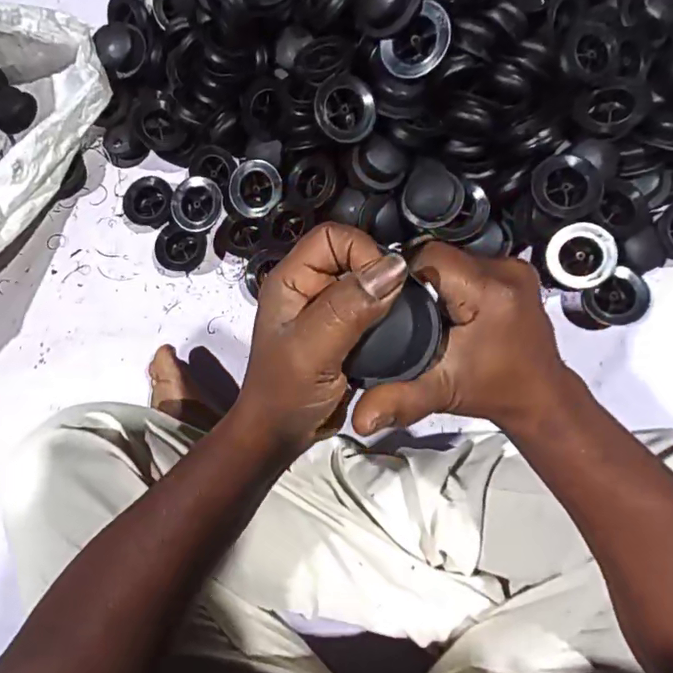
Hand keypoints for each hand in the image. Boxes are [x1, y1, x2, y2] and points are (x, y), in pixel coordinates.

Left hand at [233, 224, 409, 449]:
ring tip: (392, 321)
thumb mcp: (313, 350)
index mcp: (289, 281)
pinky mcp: (343, 331)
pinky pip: (371, 309)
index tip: (384, 284)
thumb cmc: (283, 395)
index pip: (332, 237)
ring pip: (365, 283)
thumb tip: (392, 268)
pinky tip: (389, 334)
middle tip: (390, 308)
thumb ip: (348, 308)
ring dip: (384, 297)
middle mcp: (307, 289)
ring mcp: (325, 310)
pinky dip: (385, 317)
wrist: (281, 435)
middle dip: (377, 275)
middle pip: (353, 256)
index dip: (362, 252)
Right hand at [352, 242, 576, 433]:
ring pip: (455, 257)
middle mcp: (507, 272)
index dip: (402, 273)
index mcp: (490, 293)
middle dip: (418, 277)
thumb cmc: (498, 390)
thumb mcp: (440, 392)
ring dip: (436, 277)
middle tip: (406, 308)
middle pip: (441, 254)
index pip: (429, 256)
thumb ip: (398, 399)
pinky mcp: (515, 273)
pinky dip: (455, 280)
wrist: (539, 395)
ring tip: (425, 307)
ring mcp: (514, 269)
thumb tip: (361, 419)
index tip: (391, 297)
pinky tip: (446, 304)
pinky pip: (471, 264)